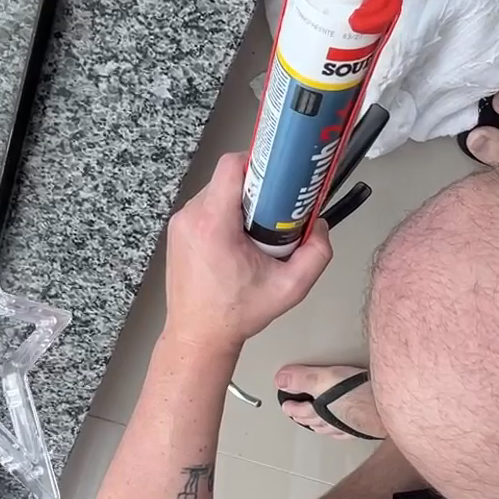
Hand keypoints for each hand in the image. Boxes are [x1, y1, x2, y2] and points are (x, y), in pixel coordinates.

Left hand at [161, 152, 333, 351]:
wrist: (199, 335)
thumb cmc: (234, 313)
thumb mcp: (290, 288)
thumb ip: (316, 253)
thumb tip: (320, 225)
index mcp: (214, 225)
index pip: (232, 166)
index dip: (259, 163)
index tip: (279, 175)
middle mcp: (192, 219)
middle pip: (229, 178)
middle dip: (257, 190)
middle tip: (276, 211)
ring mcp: (181, 224)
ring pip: (217, 191)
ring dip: (241, 203)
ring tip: (258, 232)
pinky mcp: (178, 231)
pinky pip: (207, 207)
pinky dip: (226, 215)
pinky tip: (240, 240)